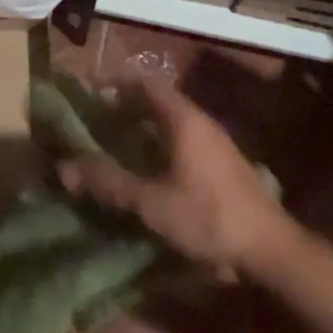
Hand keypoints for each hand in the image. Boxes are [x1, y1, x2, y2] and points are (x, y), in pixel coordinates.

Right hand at [59, 77, 301, 275]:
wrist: (268, 248)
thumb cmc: (208, 217)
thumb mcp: (151, 202)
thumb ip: (108, 183)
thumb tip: (63, 168)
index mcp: (185, 121)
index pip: (146, 85)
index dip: (115, 85)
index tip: (87, 94)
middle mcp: (201, 125)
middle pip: (157, 104)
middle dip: (123, 111)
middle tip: (90, 125)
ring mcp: (215, 147)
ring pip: (170, 127)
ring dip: (140, 132)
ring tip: (109, 148)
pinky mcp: (220, 168)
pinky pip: (181, 146)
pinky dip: (156, 150)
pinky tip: (141, 173)